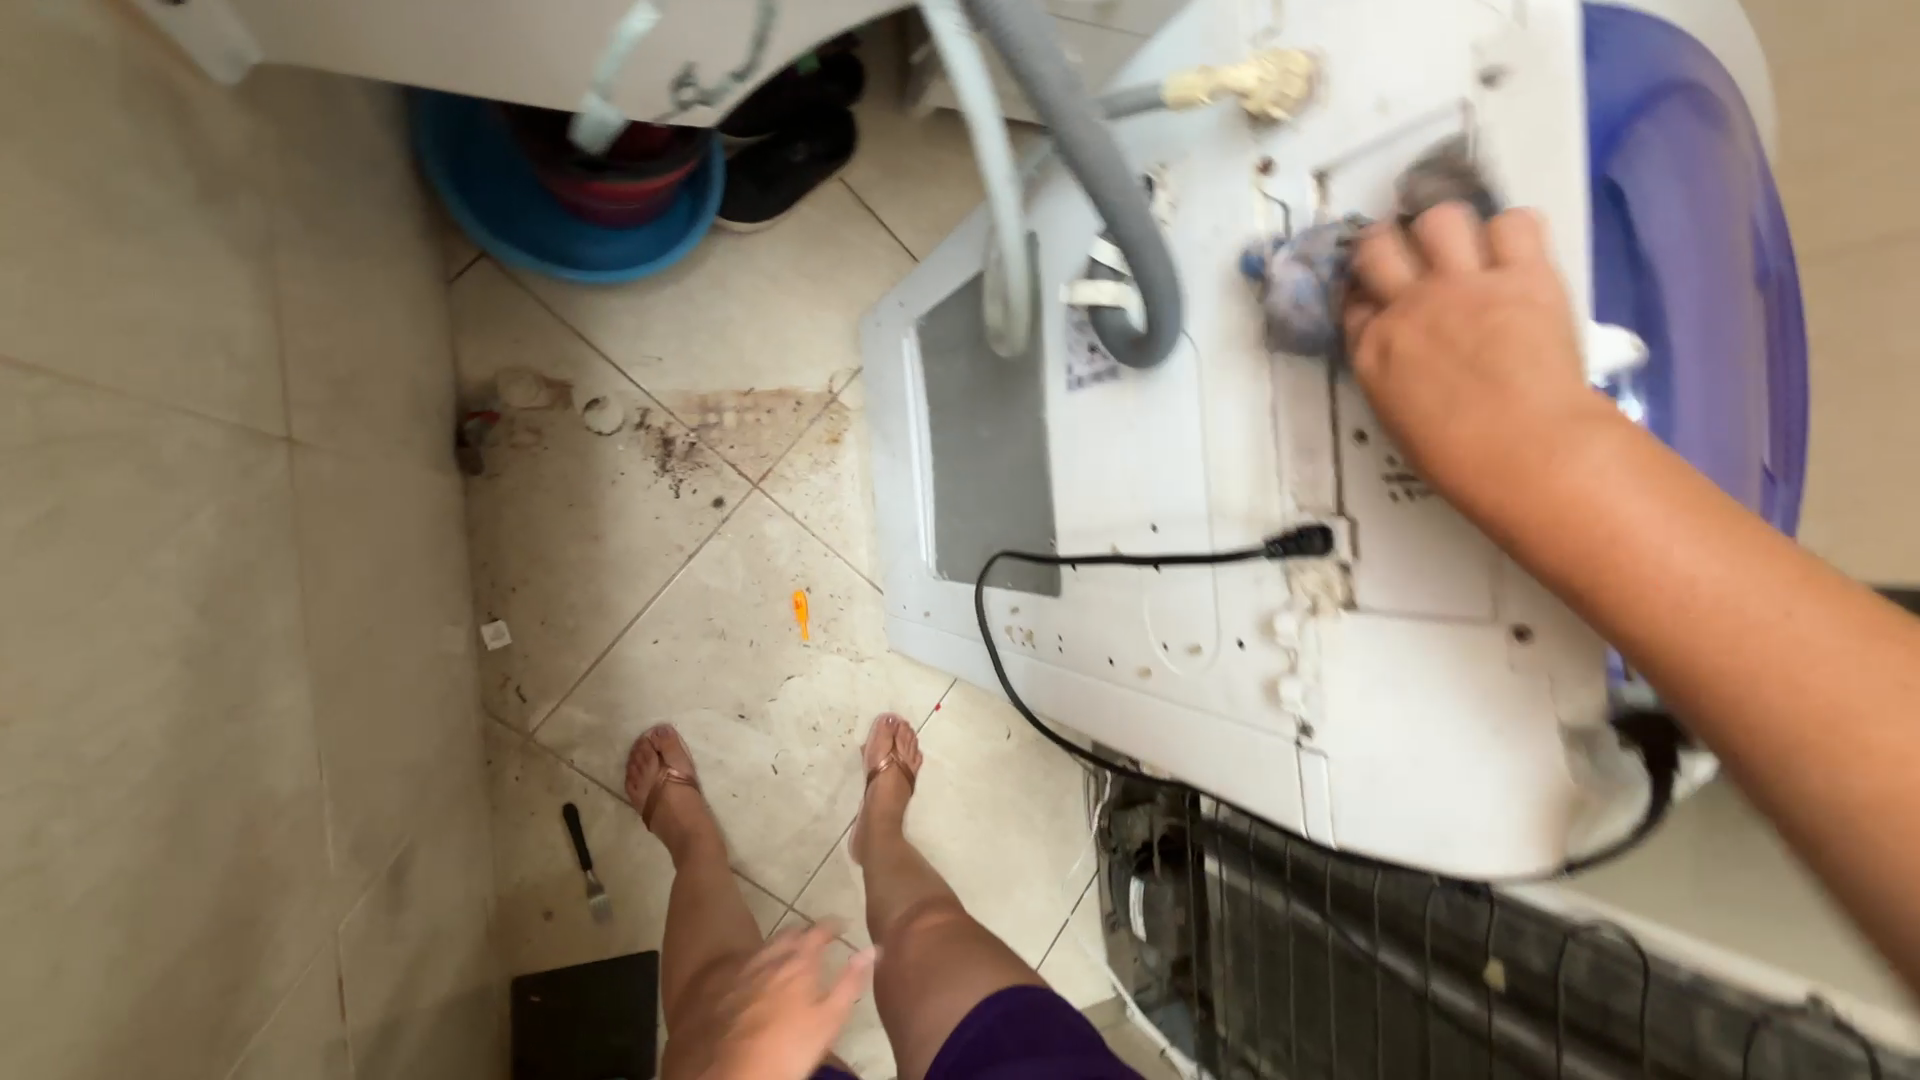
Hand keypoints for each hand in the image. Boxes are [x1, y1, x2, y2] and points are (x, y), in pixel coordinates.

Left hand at [701, 922, 876, 1079]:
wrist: (741, 1072)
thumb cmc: (793, 1046)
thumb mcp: (831, 1017)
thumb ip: (851, 980)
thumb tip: (873, 948)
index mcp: (799, 962)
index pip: (818, 930)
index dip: (832, 924)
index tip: (844, 924)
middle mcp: (772, 959)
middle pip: (791, 933)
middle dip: (806, 931)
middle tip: (819, 938)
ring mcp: (748, 973)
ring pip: (768, 946)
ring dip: (784, 943)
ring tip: (794, 952)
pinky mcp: (730, 990)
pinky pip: (751, 963)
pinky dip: (764, 960)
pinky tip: (765, 974)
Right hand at [1342, 202, 1612, 515]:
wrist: (1526, 449)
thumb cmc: (1457, 456)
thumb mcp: (1396, 416)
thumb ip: (1392, 373)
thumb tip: (1407, 354)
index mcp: (1372, 351)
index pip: (1353, 300)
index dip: (1365, 292)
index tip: (1377, 295)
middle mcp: (1408, 308)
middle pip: (1379, 245)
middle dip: (1387, 242)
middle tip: (1407, 252)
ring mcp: (1464, 286)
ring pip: (1441, 219)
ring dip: (1448, 228)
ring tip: (1463, 246)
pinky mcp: (1525, 275)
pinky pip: (1515, 222)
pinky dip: (1512, 231)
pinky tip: (1514, 252)